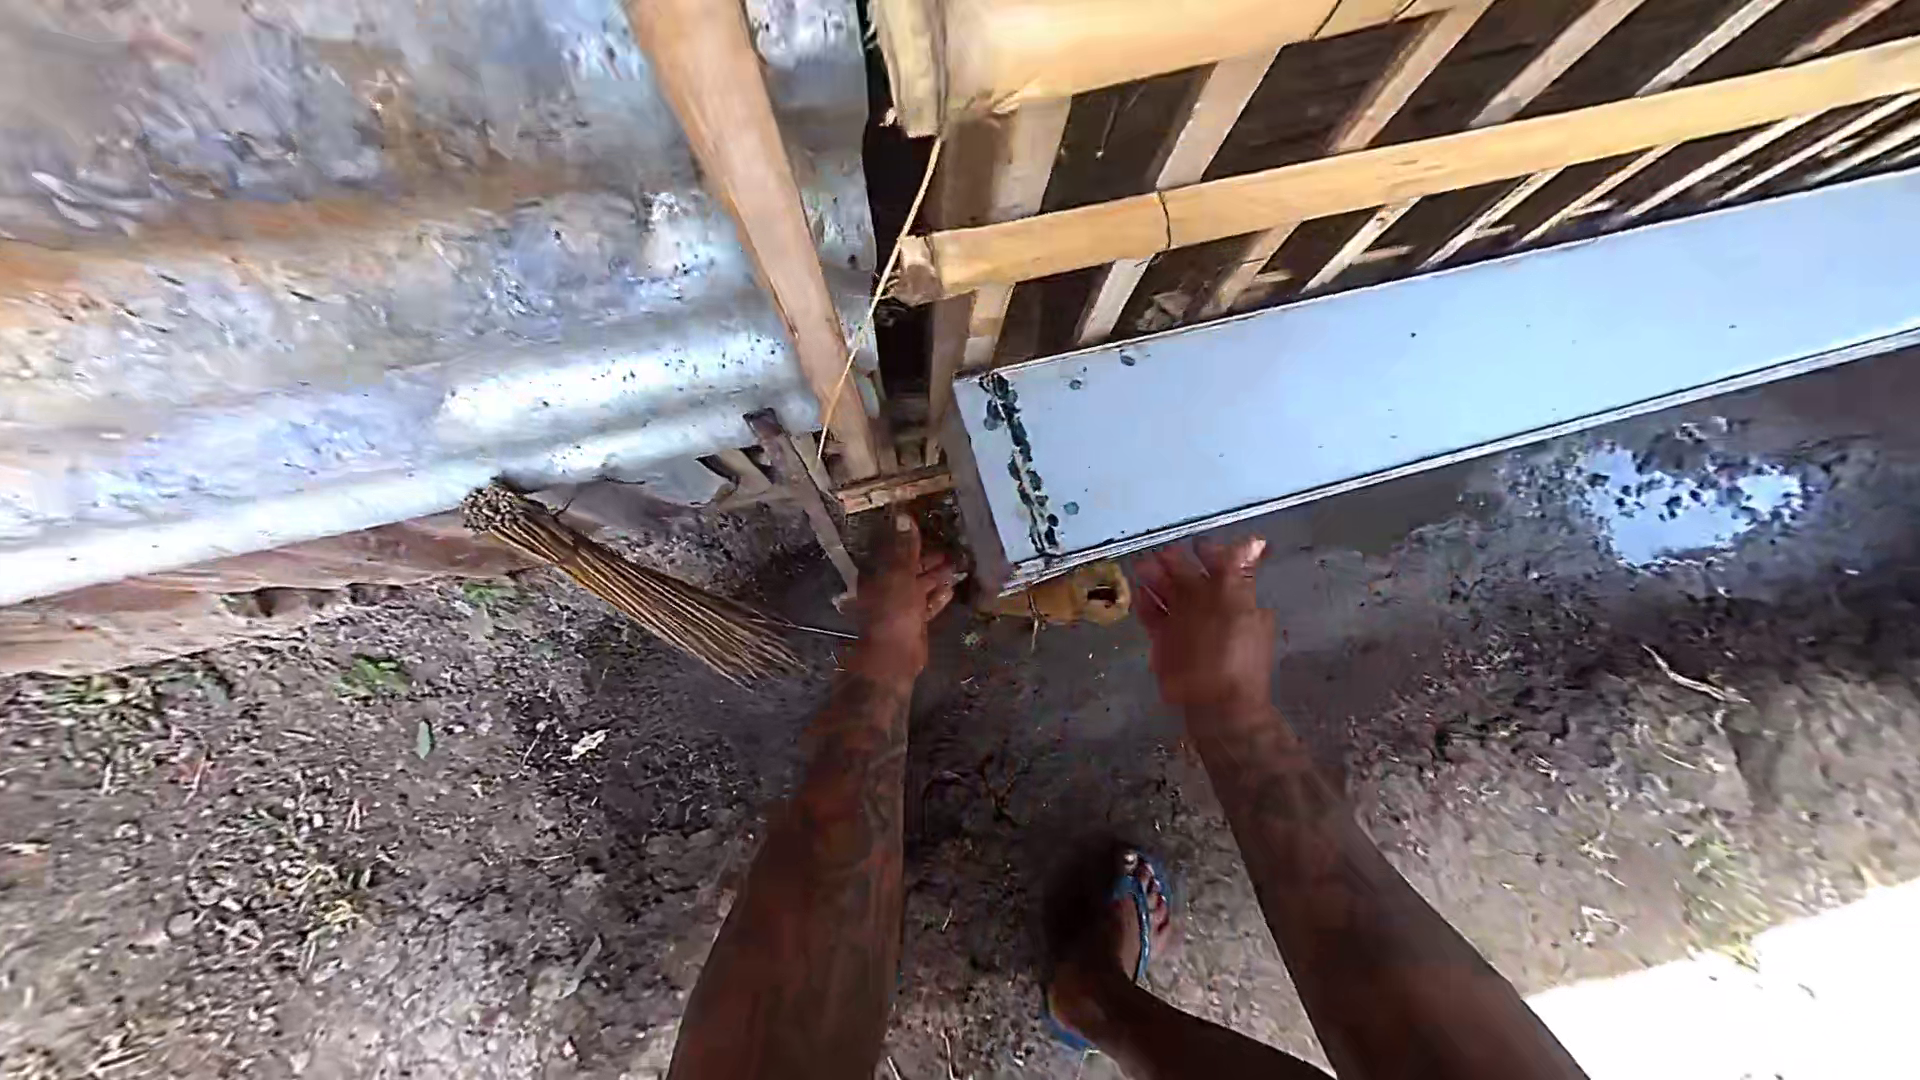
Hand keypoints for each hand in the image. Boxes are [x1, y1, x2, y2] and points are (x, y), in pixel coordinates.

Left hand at [846, 513, 956, 684]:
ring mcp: (900, 606)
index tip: (928, 529)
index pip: (894, 551)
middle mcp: (887, 588)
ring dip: (937, 576)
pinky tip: (951, 590)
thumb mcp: (900, 575)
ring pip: (920, 586)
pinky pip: (927, 605)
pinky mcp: (914, 622)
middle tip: (951, 550)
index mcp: (878, 575)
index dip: (910, 540)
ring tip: (957, 566)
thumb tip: (904, 516)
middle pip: (909, 568)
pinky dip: (938, 597)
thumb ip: (905, 548)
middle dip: (929, 559)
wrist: (894, 655)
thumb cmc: (893, 611)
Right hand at [1132, 537, 1273, 713]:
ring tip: (1139, 568)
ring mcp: (1187, 626)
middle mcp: (1210, 610)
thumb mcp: (1234, 608)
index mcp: (1233, 599)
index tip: (1190, 543)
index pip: (1220, 567)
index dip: (1206, 553)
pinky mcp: (1167, 642)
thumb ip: (1235, 575)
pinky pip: (1154, 617)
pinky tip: (1136, 593)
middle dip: (1172, 565)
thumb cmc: (1228, 654)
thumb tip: (1254, 541)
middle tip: (1154, 555)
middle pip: (1189, 579)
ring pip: (1169, 596)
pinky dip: (1146, 605)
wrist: (1217, 705)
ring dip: (1155, 581)